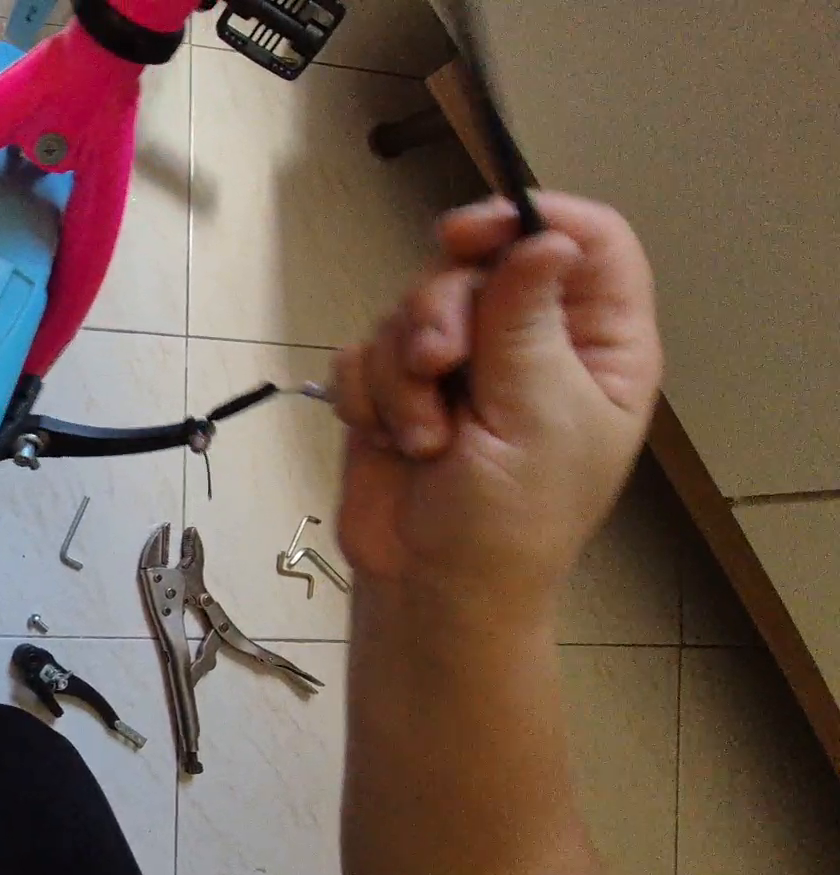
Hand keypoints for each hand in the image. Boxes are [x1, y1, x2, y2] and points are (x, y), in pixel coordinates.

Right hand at [331, 193, 662, 609]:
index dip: (524, 224)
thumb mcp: (536, 417)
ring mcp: (444, 371)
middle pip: (467, 273)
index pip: (579, 244)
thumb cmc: (506, 516)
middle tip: (435, 366)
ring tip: (417, 435)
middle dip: (436, 318)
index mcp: (588, 344)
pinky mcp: (385, 396)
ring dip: (397, 377)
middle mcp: (515, 345)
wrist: (425, 579)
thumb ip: (527, 326)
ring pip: (400, 318)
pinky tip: (382, 434)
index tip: (466, 236)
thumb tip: (541, 240)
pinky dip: (361, 396)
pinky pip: (357, 360)